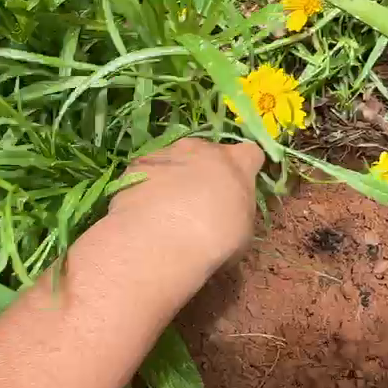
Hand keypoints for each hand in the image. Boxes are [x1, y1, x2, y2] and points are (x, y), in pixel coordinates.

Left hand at [106, 138, 263, 269]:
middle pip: (209, 152)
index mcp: (236, 163)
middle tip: (202, 202)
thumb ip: (238, 211)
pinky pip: (148, 172)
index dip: (246, 169)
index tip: (240, 188)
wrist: (161, 239)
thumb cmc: (215, 239)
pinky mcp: (137, 165)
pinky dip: (150, 186)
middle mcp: (202, 148)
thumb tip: (229, 213)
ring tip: (169, 209)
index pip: (251, 153)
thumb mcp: (243, 231)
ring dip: (176, 176)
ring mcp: (167, 152)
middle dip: (207, 171)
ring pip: (176, 159)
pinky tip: (147, 211)